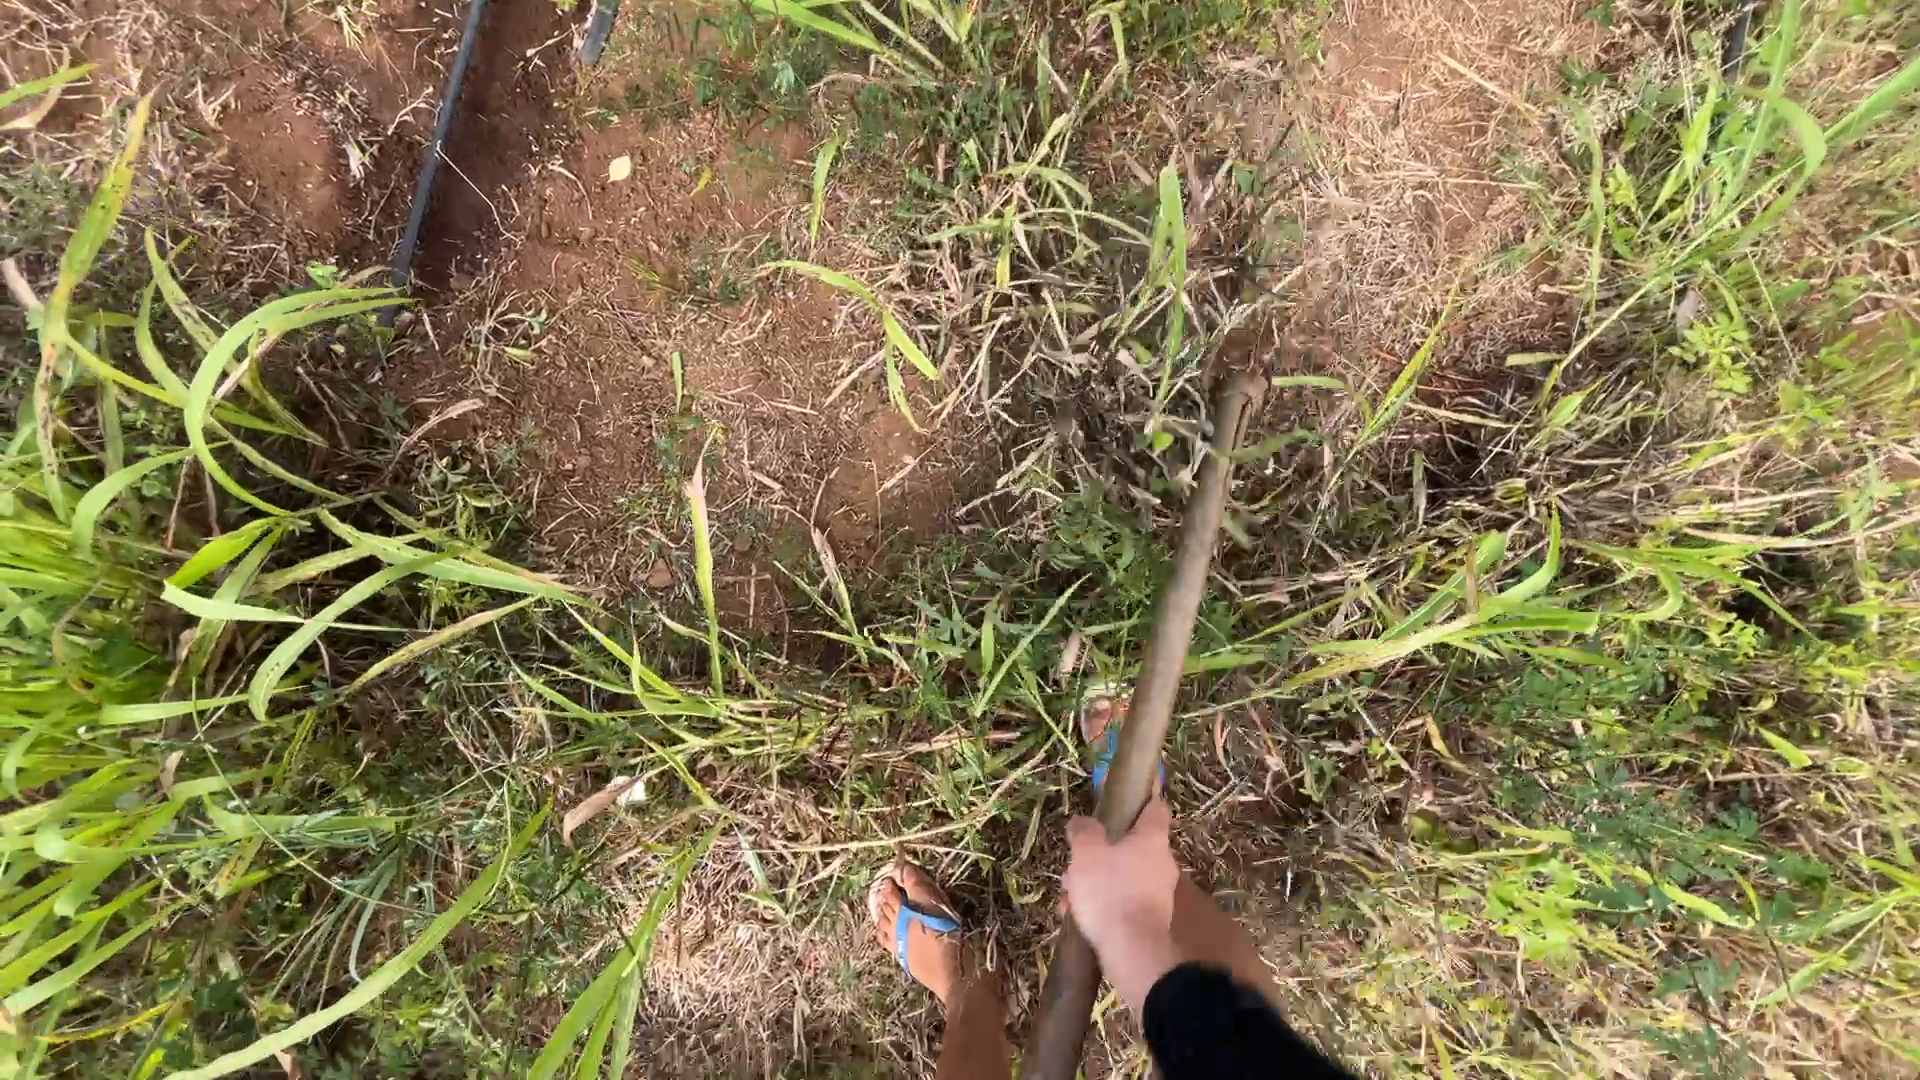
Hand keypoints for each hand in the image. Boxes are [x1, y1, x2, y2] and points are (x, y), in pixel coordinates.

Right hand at [1062, 797, 1183, 1012]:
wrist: (1133, 953)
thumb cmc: (1110, 891)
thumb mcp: (1086, 852)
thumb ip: (1083, 831)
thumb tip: (1081, 822)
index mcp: (1151, 839)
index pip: (1156, 807)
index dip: (1143, 797)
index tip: (1129, 794)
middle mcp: (1161, 863)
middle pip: (1131, 845)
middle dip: (1101, 849)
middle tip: (1076, 856)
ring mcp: (1157, 893)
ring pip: (1122, 875)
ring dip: (1095, 879)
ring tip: (1067, 893)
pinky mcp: (1149, 920)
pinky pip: (1121, 901)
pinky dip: (1101, 904)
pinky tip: (1075, 915)